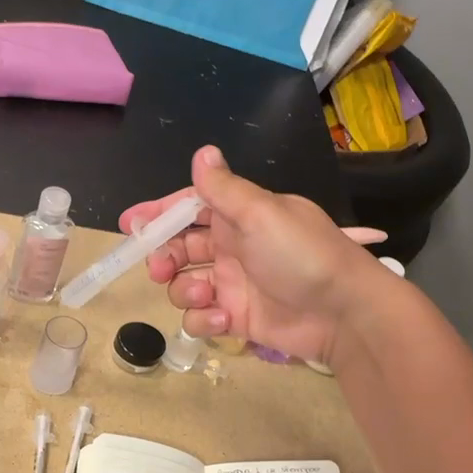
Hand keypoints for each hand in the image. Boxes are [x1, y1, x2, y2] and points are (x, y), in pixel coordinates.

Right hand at [120, 145, 394, 364]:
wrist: (343, 314)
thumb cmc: (302, 256)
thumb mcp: (261, 214)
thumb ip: (224, 189)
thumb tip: (202, 152)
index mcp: (240, 216)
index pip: (190, 207)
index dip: (159, 214)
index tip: (130, 225)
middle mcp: (233, 247)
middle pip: (179, 249)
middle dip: (163, 258)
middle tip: (160, 269)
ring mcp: (233, 285)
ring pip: (184, 285)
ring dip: (183, 291)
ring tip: (205, 297)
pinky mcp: (236, 318)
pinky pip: (201, 317)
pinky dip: (204, 320)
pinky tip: (223, 321)